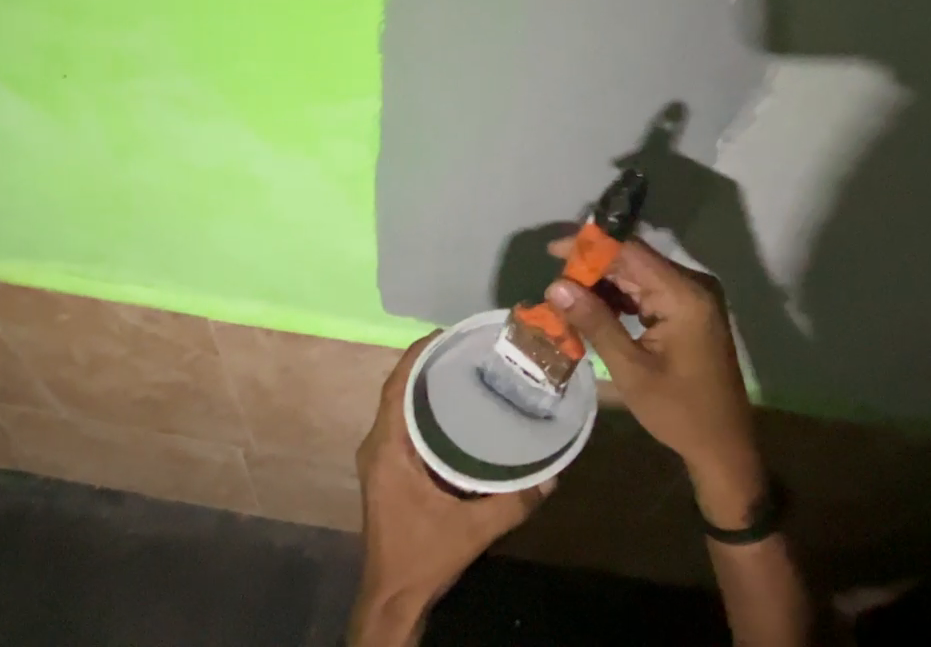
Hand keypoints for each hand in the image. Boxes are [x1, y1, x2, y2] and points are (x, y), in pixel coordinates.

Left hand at [348, 332, 555, 645]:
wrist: (391, 598)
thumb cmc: (423, 556)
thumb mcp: (473, 530)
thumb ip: (514, 502)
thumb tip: (553, 475)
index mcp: (388, 448)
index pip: (395, 386)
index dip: (417, 354)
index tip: (447, 333)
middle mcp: (377, 446)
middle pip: (398, 390)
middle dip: (427, 364)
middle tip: (467, 350)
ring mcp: (379, 459)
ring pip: (399, 408)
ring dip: (424, 386)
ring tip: (464, 371)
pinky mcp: (386, 471)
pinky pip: (402, 425)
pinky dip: (423, 410)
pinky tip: (454, 412)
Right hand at [545, 238, 764, 521]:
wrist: (723, 447)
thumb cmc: (679, 411)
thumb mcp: (630, 369)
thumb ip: (595, 322)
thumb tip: (555, 286)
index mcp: (684, 296)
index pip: (630, 252)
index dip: (589, 247)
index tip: (552, 252)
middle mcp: (692, 286)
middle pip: (634, 261)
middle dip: (592, 268)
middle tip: (555, 283)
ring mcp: (693, 298)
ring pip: (638, 275)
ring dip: (603, 284)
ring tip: (567, 297)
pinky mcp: (689, 312)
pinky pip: (649, 292)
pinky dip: (621, 298)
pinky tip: (593, 310)